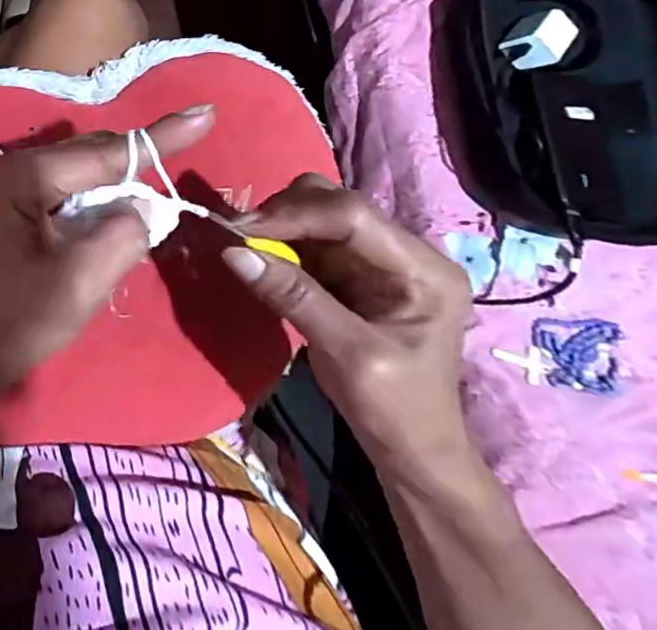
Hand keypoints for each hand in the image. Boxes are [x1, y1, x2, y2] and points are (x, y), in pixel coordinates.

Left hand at [0, 106, 216, 401]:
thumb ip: (123, 233)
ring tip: (160, 189)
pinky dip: (104, 199)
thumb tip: (144, 204)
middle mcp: (19, 167)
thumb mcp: (81, 280)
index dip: (159, 138)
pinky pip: (75, 189)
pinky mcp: (22, 206)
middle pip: (96, 154)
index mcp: (28, 175)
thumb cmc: (22, 318)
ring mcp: (17, 185)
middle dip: (141, 160)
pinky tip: (124, 212)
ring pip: (88, 170)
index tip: (205, 114)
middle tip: (189, 151)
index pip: (106, 152)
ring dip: (123, 182)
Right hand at [220, 175, 473, 485]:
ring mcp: (377, 260)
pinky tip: (259, 256)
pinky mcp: (353, 271)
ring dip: (278, 225)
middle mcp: (404, 253)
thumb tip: (233, 252)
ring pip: (319, 214)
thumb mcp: (346, 354)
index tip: (241, 230)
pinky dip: (280, 242)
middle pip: (336, 203)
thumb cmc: (395, 410)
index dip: (294, 214)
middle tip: (240, 238)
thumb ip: (294, 297)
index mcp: (423, 270)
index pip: (352, 215)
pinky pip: (309, 240)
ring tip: (244, 245)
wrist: (413, 451)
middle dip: (284, 213)